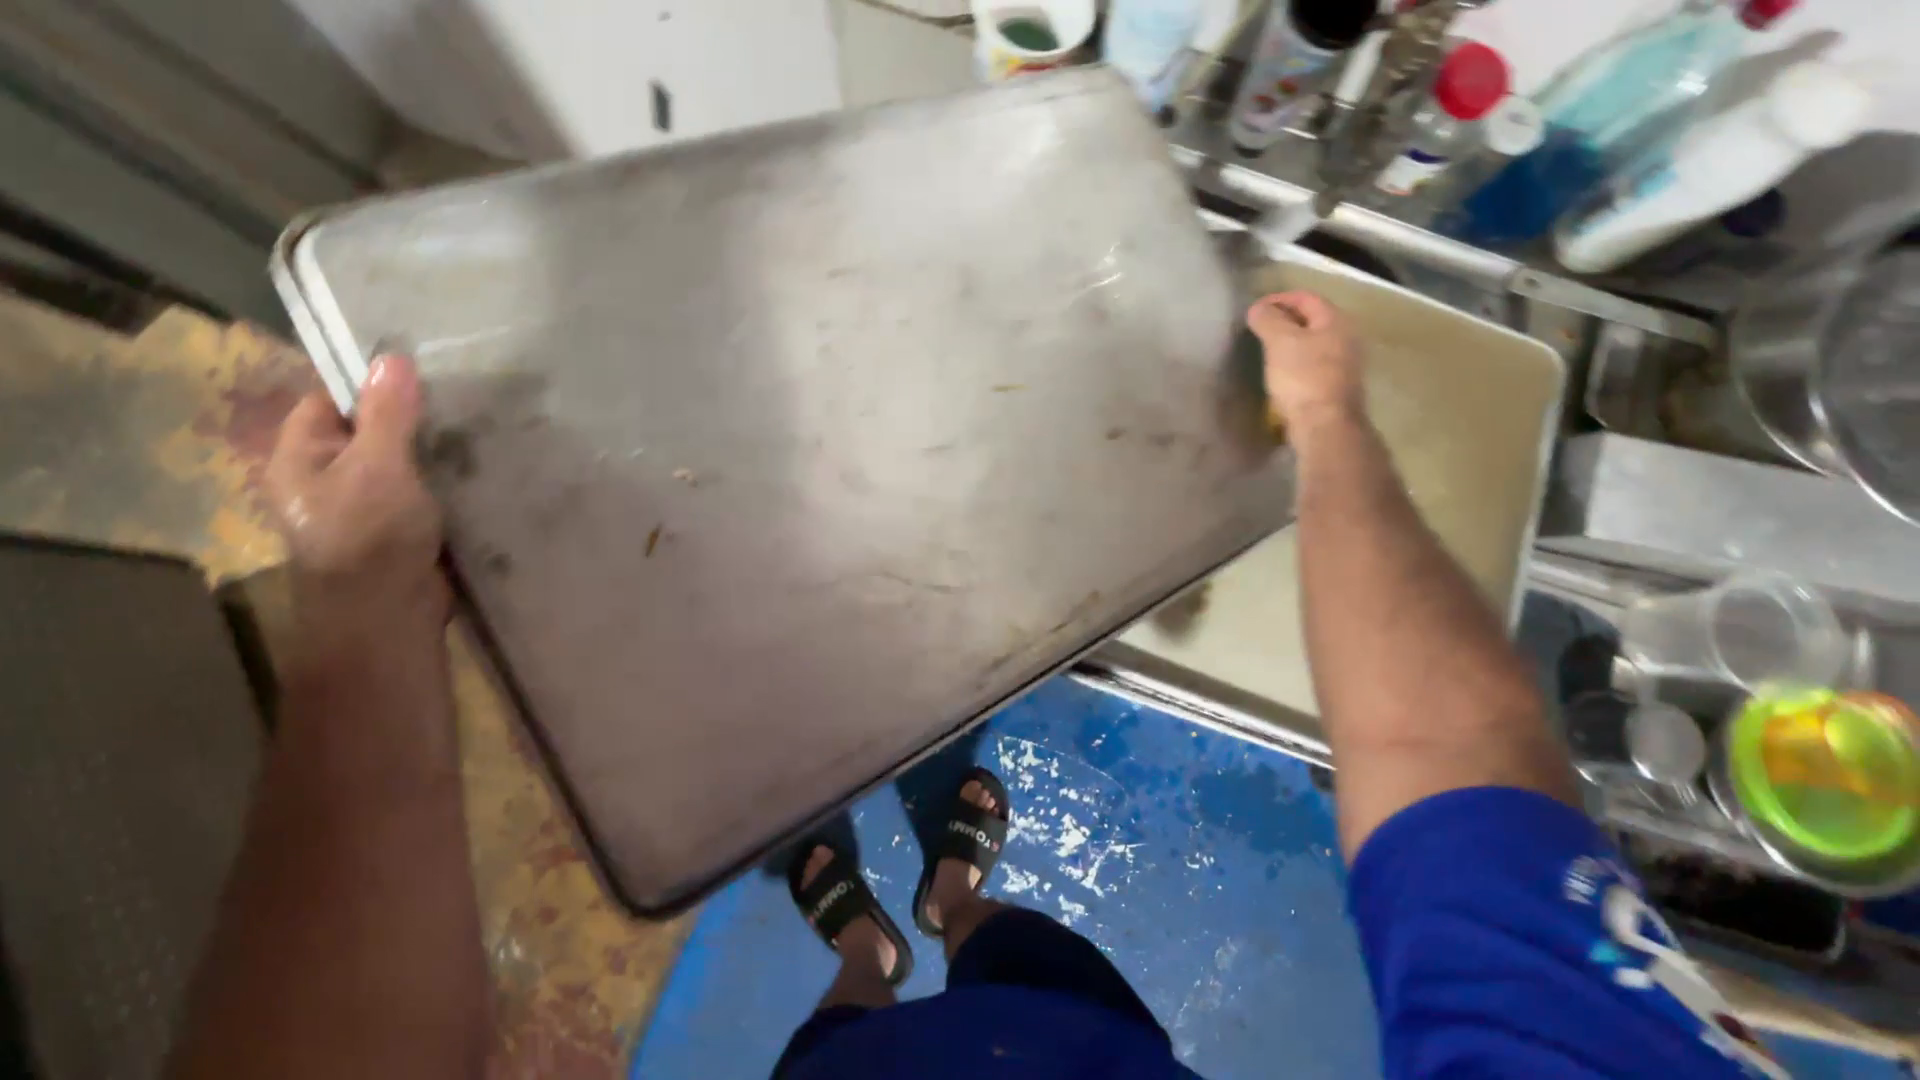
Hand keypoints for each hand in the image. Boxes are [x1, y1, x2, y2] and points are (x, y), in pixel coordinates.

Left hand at [265, 354, 445, 642]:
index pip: (326, 400)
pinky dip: (440, 478)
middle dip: (406, 416)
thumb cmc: (371, 535)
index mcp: (298, 458)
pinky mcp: (395, 529)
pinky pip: (417, 490)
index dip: (366, 382)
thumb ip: (387, 414)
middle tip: (454, 394)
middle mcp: (322, 479)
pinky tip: (471, 466)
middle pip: (364, 430)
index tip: (417, 368)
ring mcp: (360, 506)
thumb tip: (392, 357)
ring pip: (396, 462)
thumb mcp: (379, 466)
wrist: (388, 614)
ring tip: (470, 425)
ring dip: (428, 449)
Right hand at [1246, 291, 1365, 439]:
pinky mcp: (1337, 387)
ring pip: (1314, 343)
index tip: (1254, 310)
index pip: (1306, 298)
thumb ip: (1268, 320)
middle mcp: (1347, 337)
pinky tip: (1282, 373)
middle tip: (1259, 328)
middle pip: (1313, 319)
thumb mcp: (1280, 342)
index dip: (1278, 299)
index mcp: (1336, 320)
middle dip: (1285, 320)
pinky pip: (1314, 365)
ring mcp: (1345, 364)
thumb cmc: (1302, 377)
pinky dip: (1296, 362)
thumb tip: (1258, 309)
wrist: (1324, 425)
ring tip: (1267, 350)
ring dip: (1291, 343)